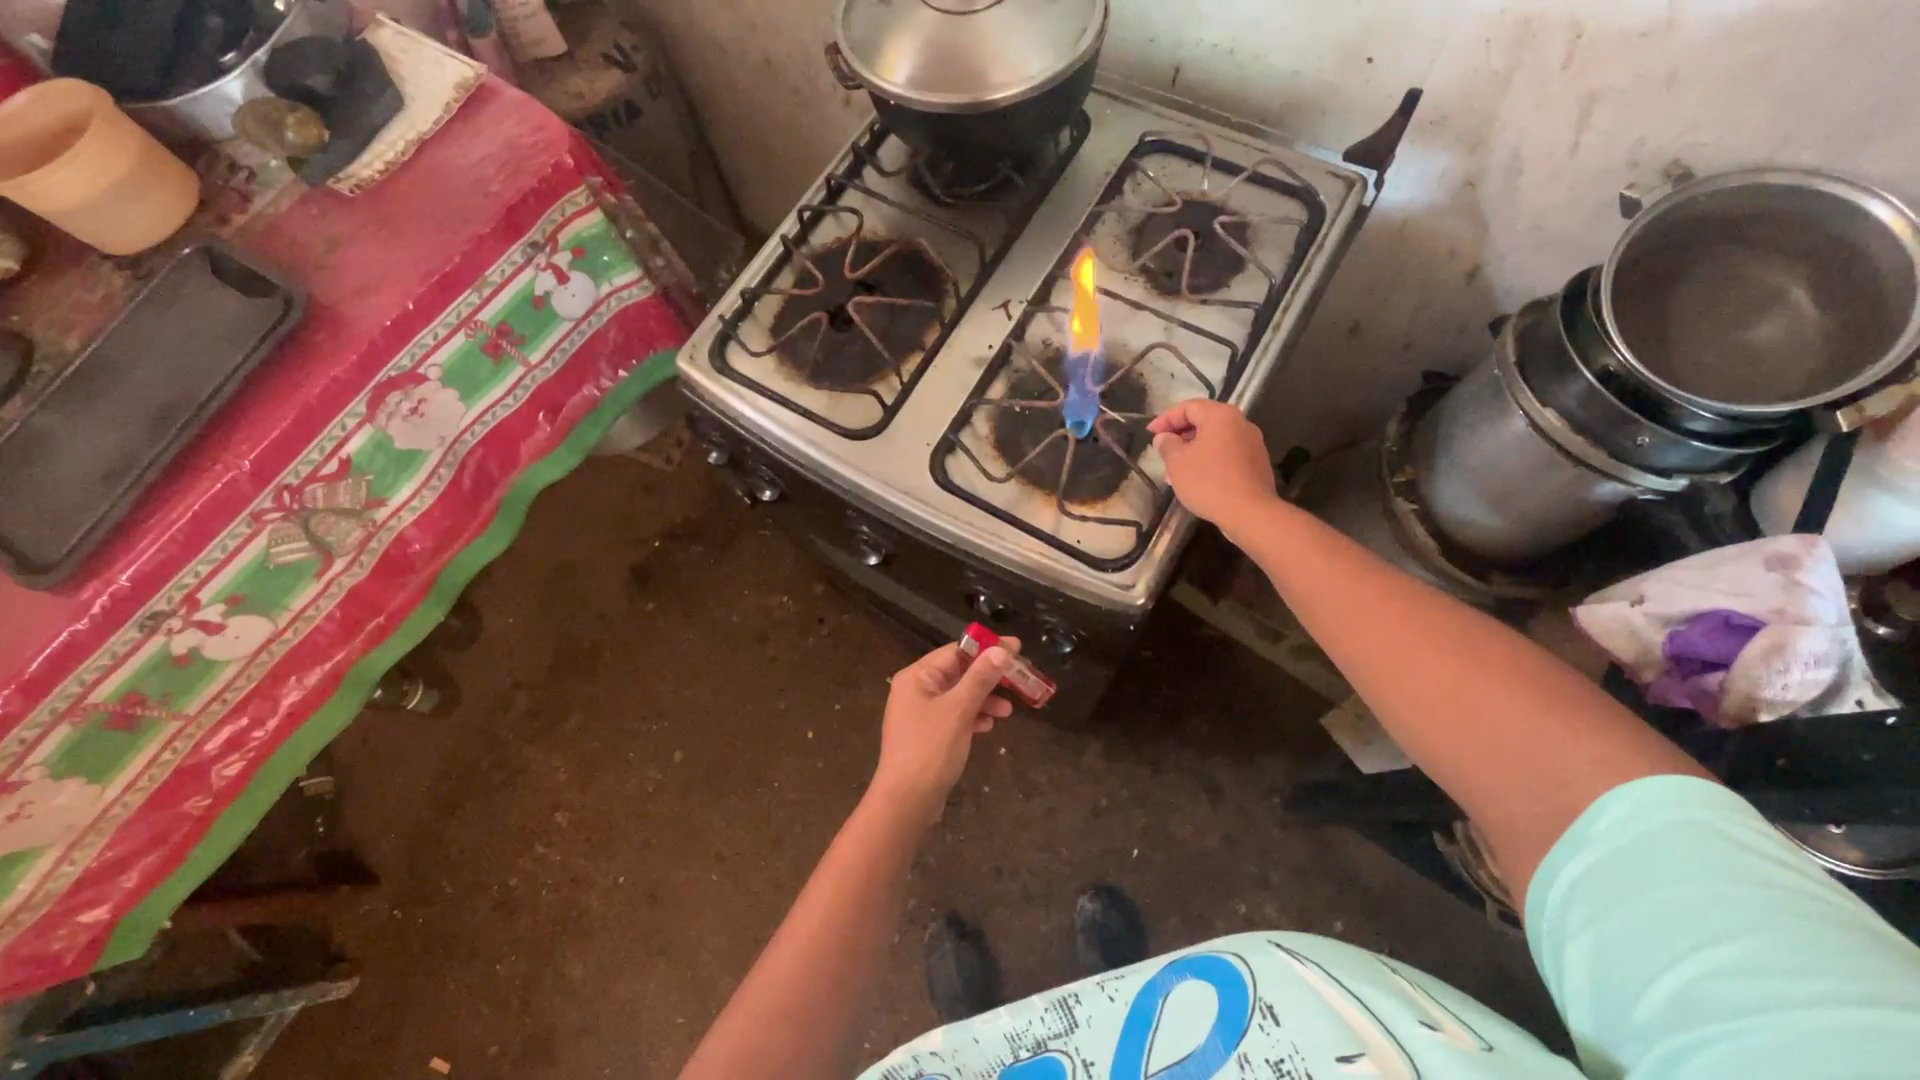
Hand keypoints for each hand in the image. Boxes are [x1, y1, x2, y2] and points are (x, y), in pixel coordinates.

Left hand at [869, 639, 1017, 825]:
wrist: (907, 799)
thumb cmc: (931, 748)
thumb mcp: (959, 709)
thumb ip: (980, 678)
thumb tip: (1000, 649)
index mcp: (917, 677)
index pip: (956, 652)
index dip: (987, 649)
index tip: (1016, 648)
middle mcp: (915, 690)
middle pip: (958, 674)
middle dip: (988, 678)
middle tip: (1018, 680)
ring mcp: (920, 714)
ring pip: (958, 697)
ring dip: (983, 700)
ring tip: (1007, 712)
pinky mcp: (927, 735)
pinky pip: (954, 716)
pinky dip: (972, 717)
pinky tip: (988, 727)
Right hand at [1148, 399, 1279, 530]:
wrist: (1249, 512)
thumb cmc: (1208, 481)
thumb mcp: (1177, 462)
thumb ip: (1167, 444)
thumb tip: (1164, 437)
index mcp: (1221, 415)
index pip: (1188, 407)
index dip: (1165, 419)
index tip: (1150, 434)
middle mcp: (1241, 423)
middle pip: (1204, 422)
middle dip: (1179, 436)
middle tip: (1162, 453)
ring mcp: (1252, 444)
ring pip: (1215, 441)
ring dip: (1193, 452)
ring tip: (1175, 472)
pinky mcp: (1257, 464)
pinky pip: (1227, 455)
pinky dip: (1209, 461)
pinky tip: (1197, 481)